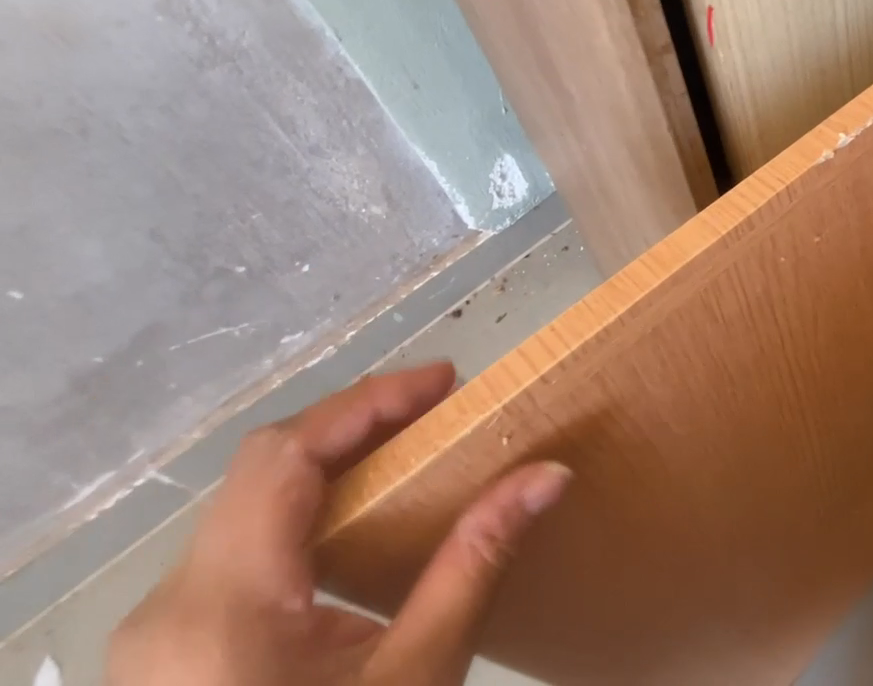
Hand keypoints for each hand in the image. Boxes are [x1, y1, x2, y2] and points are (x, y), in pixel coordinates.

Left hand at [107, 364, 569, 685]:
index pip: (282, 457)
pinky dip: (308, 506)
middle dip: (357, 422)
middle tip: (441, 405)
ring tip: (413, 444)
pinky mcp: (170, 647)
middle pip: (262, 471)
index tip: (446, 379)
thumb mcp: (418, 670)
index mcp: (221, 603)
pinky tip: (361, 515)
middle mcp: (169, 603)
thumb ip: (477, 559)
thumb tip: (551, 473)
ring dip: (333, 460)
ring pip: (248, 505)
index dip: (366, 402)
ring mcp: (159, 628)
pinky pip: (239, 544)